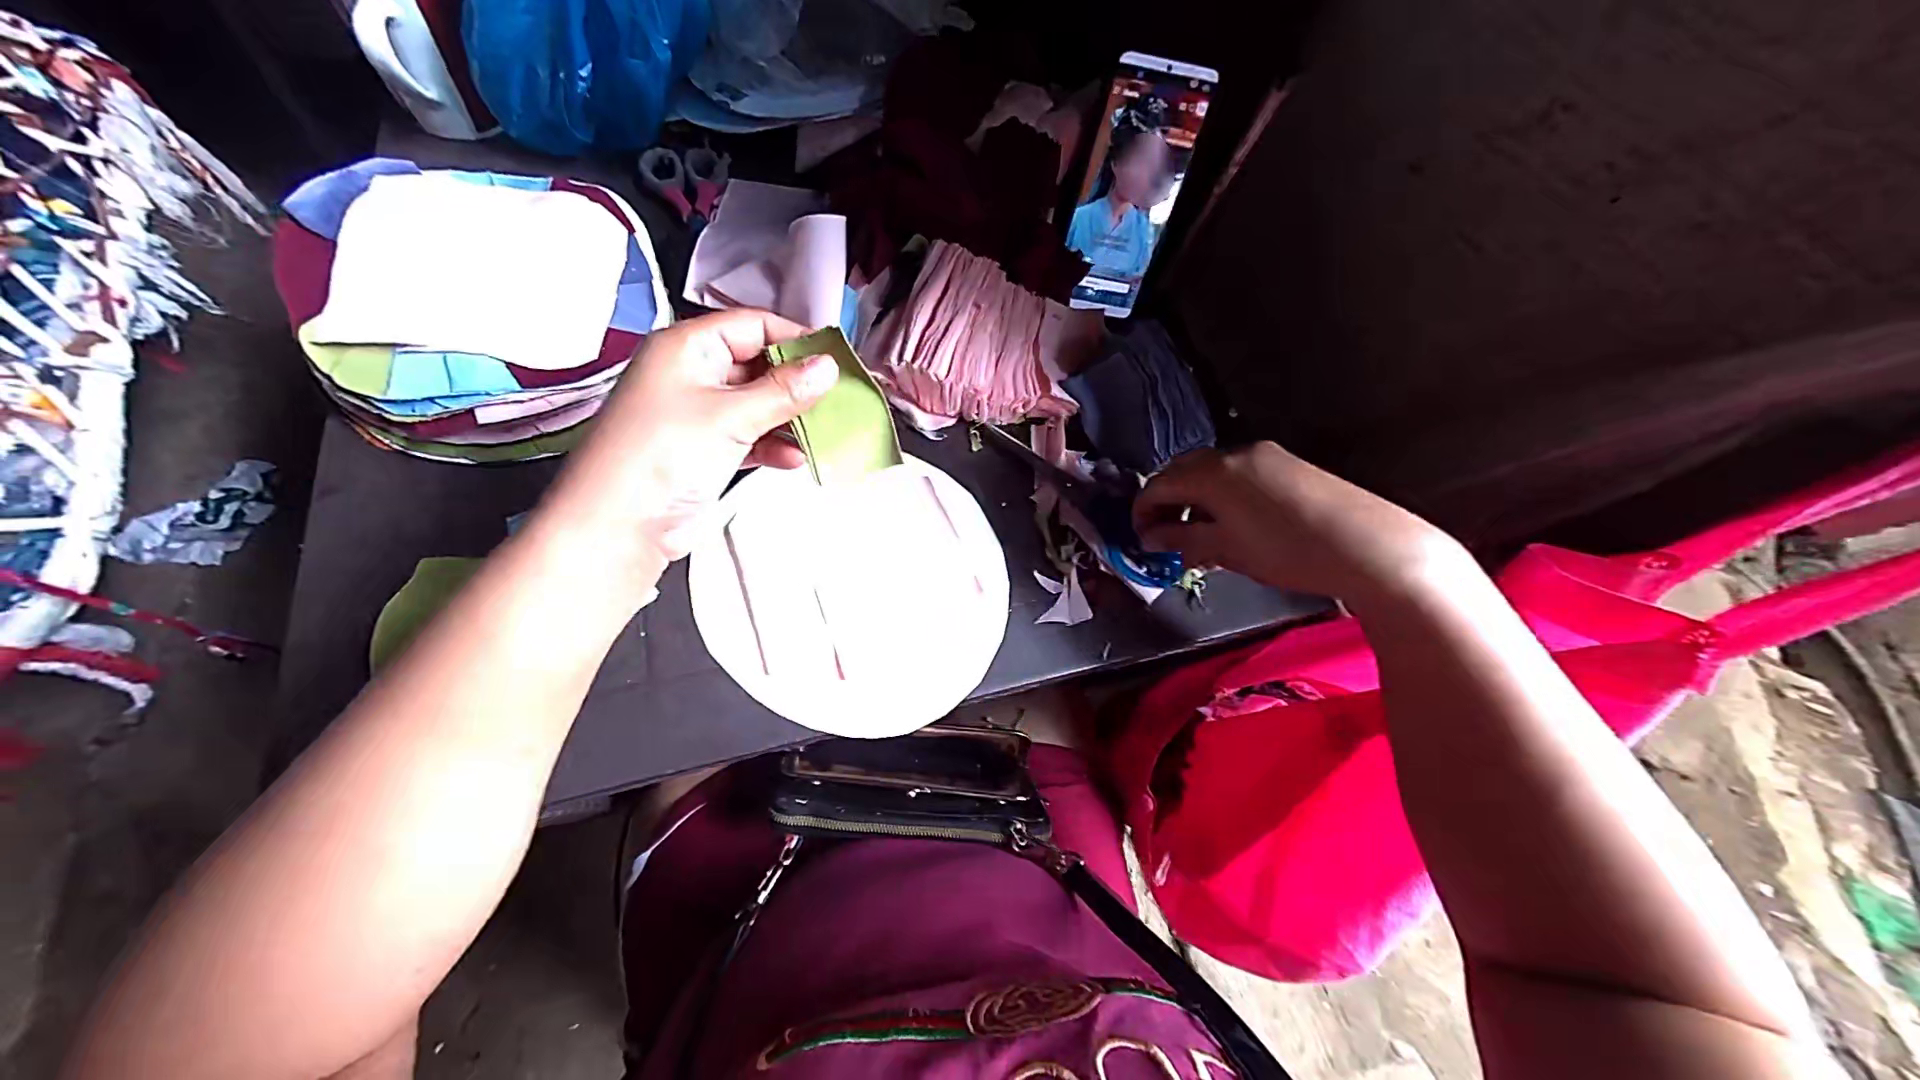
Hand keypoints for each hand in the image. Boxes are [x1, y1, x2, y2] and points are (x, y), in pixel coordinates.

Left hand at [535, 309, 837, 574]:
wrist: (619, 526)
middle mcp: (691, 374)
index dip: (794, 338)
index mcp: (687, 347)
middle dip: (796, 383)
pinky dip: (773, 446)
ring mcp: (698, 414)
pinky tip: (794, 458)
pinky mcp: (705, 450)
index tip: (833, 357)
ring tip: (821, 430)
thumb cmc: (656, 458)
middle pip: (758, 364)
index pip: (752, 325)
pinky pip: (750, 437)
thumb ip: (783, 390)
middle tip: (834, 397)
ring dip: (788, 418)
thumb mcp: (729, 416)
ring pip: (758, 404)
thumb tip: (826, 367)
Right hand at [1132, 443, 1471, 605]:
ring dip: (1193, 498)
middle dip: (1166, 501)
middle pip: (1182, 471)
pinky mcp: (1287, 465)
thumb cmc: (1289, 551)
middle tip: (1162, 534)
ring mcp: (1264, 456)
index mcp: (1213, 473)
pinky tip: (1229, 523)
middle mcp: (1235, 454)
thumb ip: (1182, 540)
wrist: (1367, 546)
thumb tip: (1153, 537)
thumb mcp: (1226, 551)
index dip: (1142, 511)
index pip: (1159, 485)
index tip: (1139, 536)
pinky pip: (1237, 474)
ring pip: (1211, 472)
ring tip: (1195, 534)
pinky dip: (1220, 494)